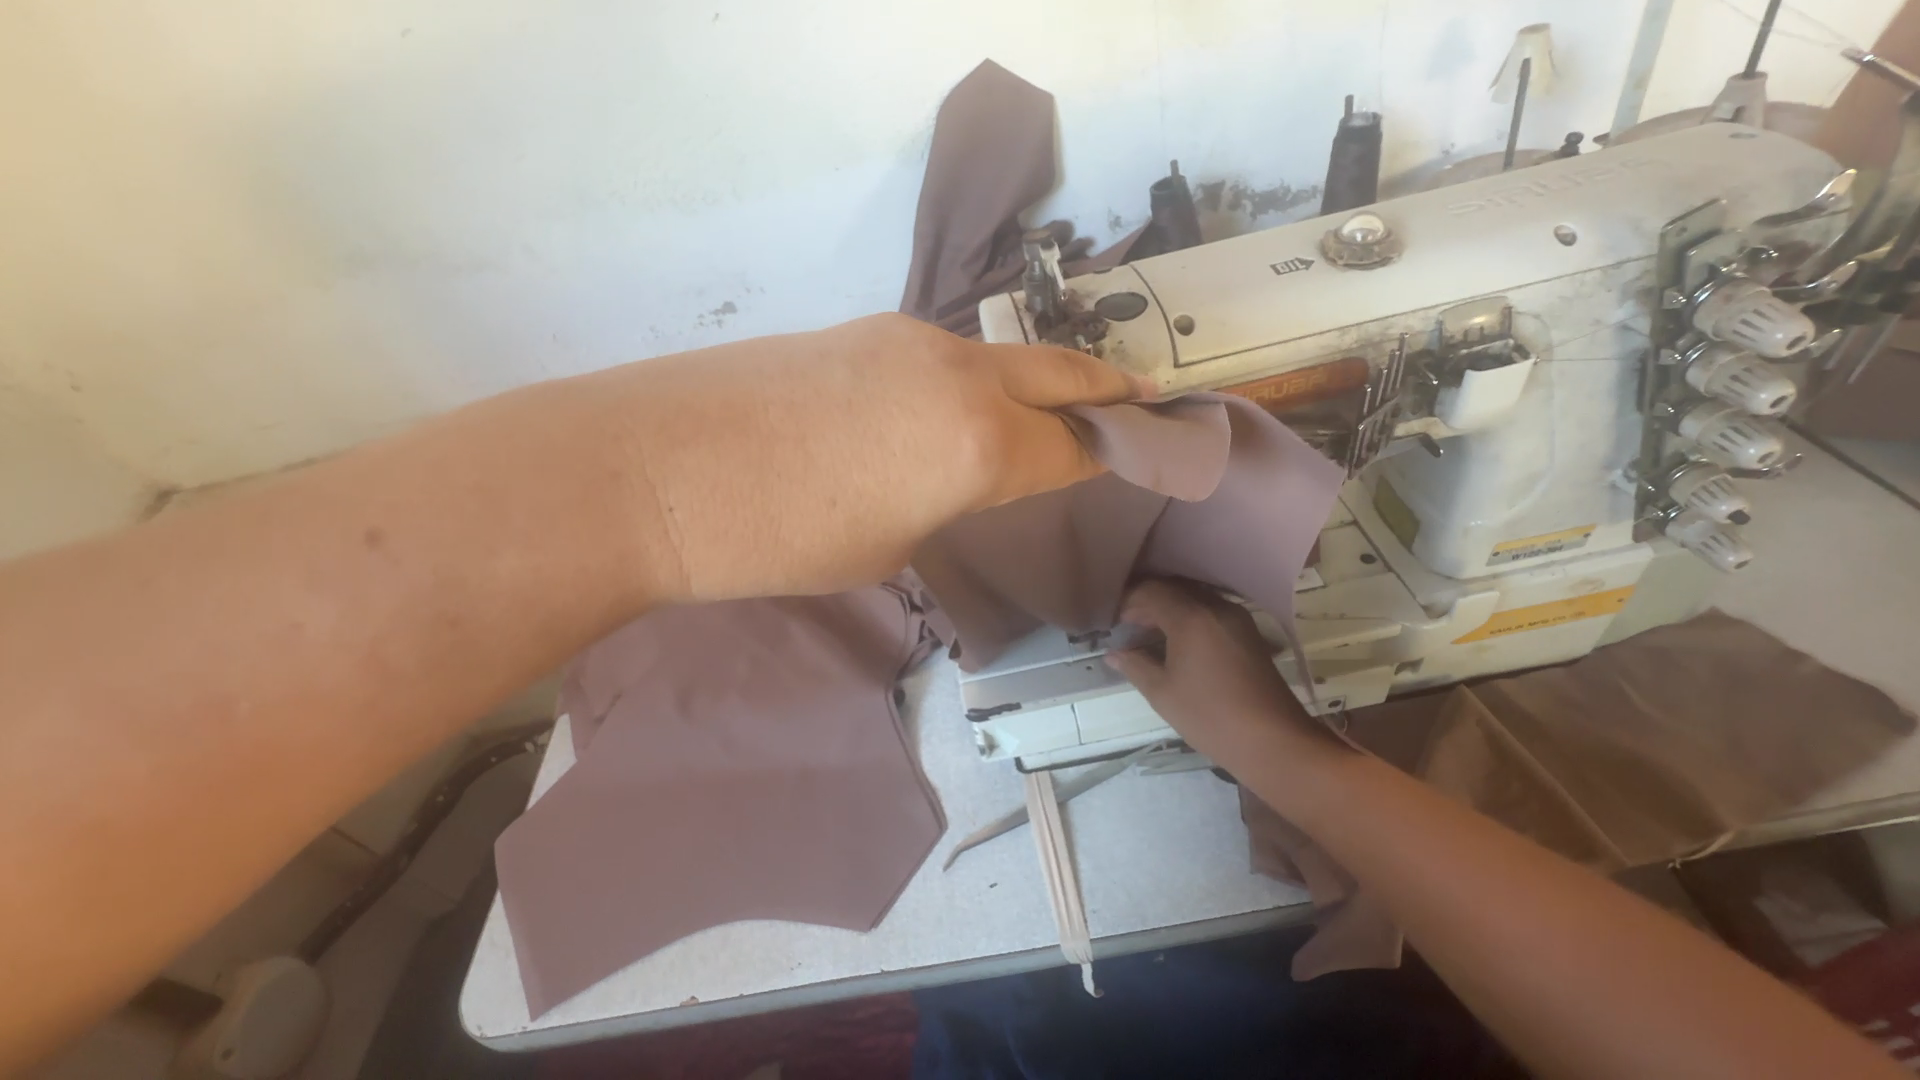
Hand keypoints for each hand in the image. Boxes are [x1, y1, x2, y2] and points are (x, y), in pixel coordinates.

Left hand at [604, 313, 1149, 602]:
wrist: (652, 469)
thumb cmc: (774, 540)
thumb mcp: (885, 547)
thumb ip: (943, 502)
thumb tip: (955, 477)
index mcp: (979, 446)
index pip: (1073, 446)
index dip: (1115, 454)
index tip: (1148, 454)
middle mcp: (961, 377)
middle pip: (1060, 375)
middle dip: (1109, 391)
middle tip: (1147, 401)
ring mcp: (909, 340)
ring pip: (1000, 359)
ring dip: (1037, 380)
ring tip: (1053, 405)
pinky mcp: (863, 329)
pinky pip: (944, 356)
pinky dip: (972, 379)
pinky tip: (951, 407)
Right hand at [1105, 578, 1337, 768]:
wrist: (1273, 740)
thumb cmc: (1210, 716)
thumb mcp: (1162, 693)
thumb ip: (1135, 666)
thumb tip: (1114, 654)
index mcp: (1191, 617)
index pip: (1151, 591)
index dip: (1128, 601)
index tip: (1111, 619)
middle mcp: (1216, 608)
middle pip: (1175, 590)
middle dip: (1148, 602)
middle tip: (1126, 624)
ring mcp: (1237, 619)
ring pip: (1196, 599)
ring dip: (1170, 609)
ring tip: (1149, 632)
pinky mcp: (1249, 633)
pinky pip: (1212, 612)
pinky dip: (1190, 618)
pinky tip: (1179, 642)